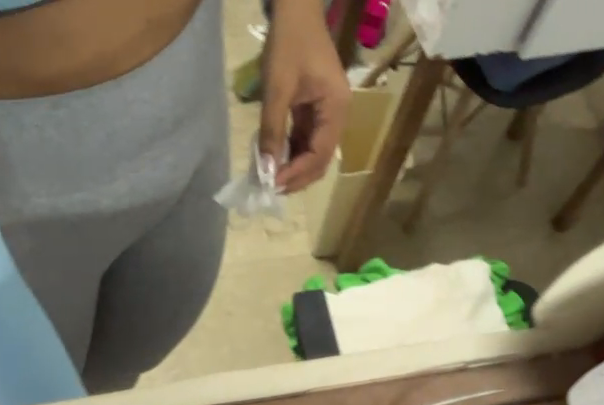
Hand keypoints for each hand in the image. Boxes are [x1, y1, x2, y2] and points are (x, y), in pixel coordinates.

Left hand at [261, 0, 351, 192]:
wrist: (296, 11)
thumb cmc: (289, 45)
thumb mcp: (277, 89)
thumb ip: (272, 131)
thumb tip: (266, 169)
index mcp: (336, 109)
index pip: (319, 155)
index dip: (297, 174)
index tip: (273, 184)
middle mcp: (337, 115)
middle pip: (320, 160)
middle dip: (297, 177)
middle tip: (270, 188)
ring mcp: (327, 113)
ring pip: (313, 152)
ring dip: (293, 167)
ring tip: (269, 177)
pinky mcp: (316, 110)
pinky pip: (306, 139)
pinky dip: (291, 152)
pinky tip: (273, 158)